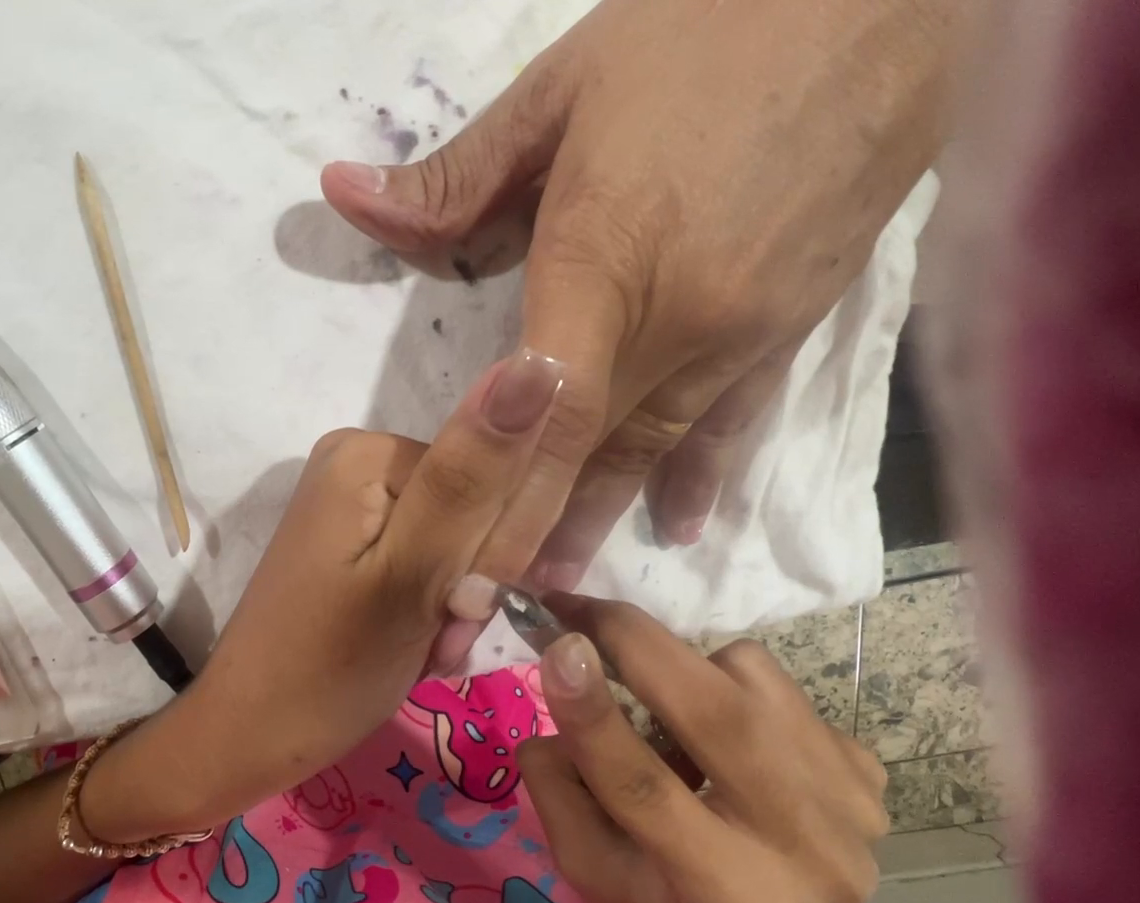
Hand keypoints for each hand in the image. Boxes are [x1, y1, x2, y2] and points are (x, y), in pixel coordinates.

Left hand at [81, 351, 563, 841]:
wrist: (249, 737)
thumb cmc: (331, 668)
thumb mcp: (415, 573)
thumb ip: (475, 476)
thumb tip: (542, 359)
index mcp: (371, 451)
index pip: (494, 475)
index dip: (496, 557)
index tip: (463, 620)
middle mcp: (357, 461)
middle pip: (474, 508)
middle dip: (470, 588)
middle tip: (434, 641)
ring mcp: (351, 505)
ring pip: (457, 544)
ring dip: (453, 607)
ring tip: (418, 650)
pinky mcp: (350, 545)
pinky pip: (423, 563)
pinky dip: (428, 610)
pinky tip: (407, 645)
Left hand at [323, 0, 961, 662]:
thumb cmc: (708, 25)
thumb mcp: (560, 88)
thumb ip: (452, 174)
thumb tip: (342, 198)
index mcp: (603, 261)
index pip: (544, 416)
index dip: (502, 499)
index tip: (467, 566)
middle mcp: (679, 319)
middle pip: (594, 453)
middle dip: (540, 532)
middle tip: (494, 606)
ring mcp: (746, 328)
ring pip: (657, 448)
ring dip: (603, 519)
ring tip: (561, 584)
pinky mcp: (797, 320)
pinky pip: (732, 419)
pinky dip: (697, 476)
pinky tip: (680, 523)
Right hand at [517, 595, 888, 902]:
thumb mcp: (585, 864)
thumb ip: (558, 782)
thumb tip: (562, 673)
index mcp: (722, 893)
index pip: (645, 788)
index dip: (596, 711)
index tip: (556, 642)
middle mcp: (806, 853)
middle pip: (721, 718)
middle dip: (640, 646)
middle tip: (580, 610)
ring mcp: (853, 810)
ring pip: (752, 678)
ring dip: (686, 672)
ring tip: (665, 715)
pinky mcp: (870, 774)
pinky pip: (780, 688)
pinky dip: (731, 693)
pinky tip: (722, 740)